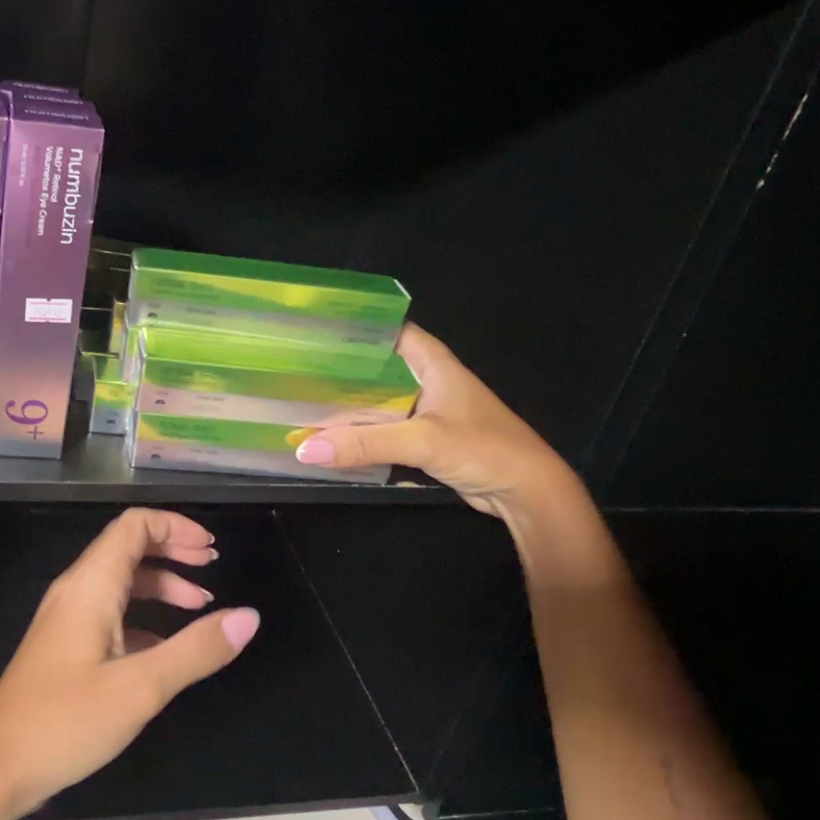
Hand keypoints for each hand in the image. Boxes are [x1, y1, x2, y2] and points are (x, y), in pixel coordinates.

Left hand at [0, 509, 260, 819]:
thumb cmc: (66, 720)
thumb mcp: (140, 687)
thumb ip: (196, 650)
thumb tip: (249, 616)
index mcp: (91, 585)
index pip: (133, 526)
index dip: (175, 526)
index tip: (212, 548)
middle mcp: (77, 590)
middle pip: (128, 547)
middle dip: (173, 550)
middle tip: (214, 565)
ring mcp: (68, 618)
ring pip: (121, 582)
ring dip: (162, 584)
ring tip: (202, 606)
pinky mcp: (66, 645)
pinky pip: (111, 612)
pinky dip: (145, 615)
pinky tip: (168, 646)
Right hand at [293, 323, 580, 518]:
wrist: (528, 493)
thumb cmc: (485, 448)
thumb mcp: (423, 442)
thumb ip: (364, 443)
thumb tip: (304, 450)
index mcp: (431, 361)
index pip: (386, 328)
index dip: (351, 325)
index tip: (310, 328)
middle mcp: (425, 378)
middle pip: (374, 365)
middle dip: (337, 367)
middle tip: (291, 366)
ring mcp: (423, 409)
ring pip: (375, 398)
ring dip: (344, 402)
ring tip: (297, 398)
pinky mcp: (422, 437)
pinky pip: (381, 425)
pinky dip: (358, 429)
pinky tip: (328, 434)